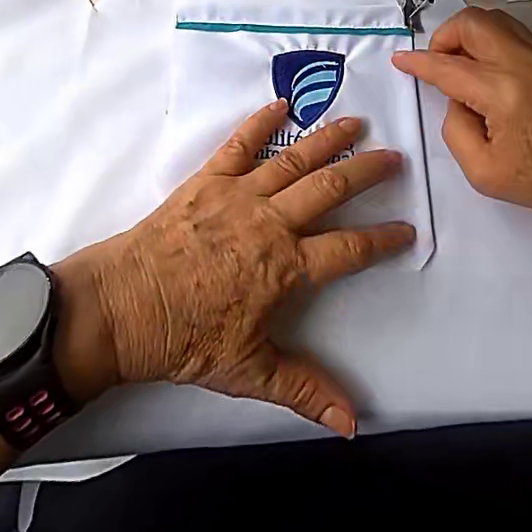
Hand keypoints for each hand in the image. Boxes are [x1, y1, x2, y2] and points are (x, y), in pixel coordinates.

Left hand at [53, 100, 413, 437]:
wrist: (123, 305)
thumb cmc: (184, 338)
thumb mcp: (249, 371)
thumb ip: (305, 390)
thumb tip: (352, 426)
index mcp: (286, 268)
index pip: (350, 249)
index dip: (383, 239)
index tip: (408, 229)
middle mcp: (268, 224)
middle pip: (329, 190)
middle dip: (366, 172)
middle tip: (394, 157)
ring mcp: (236, 197)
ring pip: (292, 161)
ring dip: (326, 140)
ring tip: (354, 123)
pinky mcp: (204, 182)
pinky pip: (238, 146)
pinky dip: (259, 123)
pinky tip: (280, 105)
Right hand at [390, 6, 531, 248]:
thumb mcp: (481, 170)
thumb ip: (455, 128)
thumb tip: (457, 101)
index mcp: (503, 93)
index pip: (447, 66)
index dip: (417, 62)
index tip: (401, 61)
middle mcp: (526, 65)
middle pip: (473, 22)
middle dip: (444, 37)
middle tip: (437, 64)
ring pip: (496, 20)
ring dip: (468, 35)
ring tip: (460, 66)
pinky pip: (515, 34)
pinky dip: (490, 42)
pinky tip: (486, 73)